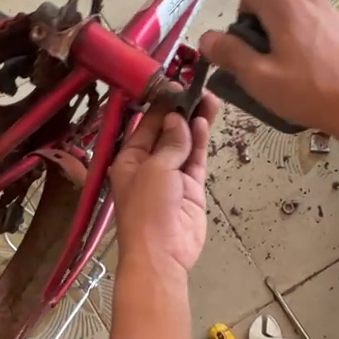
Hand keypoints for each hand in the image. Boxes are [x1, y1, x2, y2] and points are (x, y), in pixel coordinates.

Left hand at [109, 93, 219, 273]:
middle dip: (181, 111)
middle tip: (198, 88)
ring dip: (195, 122)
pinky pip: (196, 159)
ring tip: (209, 99)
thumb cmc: (148, 210)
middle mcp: (149, 164)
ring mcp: (172, 176)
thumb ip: (170, 143)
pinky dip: (201, 142)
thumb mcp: (155, 170)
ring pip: (185, 143)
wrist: (162, 253)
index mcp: (129, 159)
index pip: (146, 124)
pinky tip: (205, 122)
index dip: (162, 105)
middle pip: (167, 131)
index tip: (177, 85)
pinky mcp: (191, 187)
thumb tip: (179, 119)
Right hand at [197, 0, 338, 149]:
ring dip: (283, 25)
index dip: (240, 17)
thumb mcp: (259, 78)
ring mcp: (332, 13)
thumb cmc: (308, 93)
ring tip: (284, 62)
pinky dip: (305, 34)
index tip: (244, 47)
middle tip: (260, 54)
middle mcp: (309, 0)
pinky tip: (310, 68)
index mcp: (285, 7)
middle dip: (260, 17)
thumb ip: (229, 54)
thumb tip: (206, 38)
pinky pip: (316, 22)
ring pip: (297, 6)